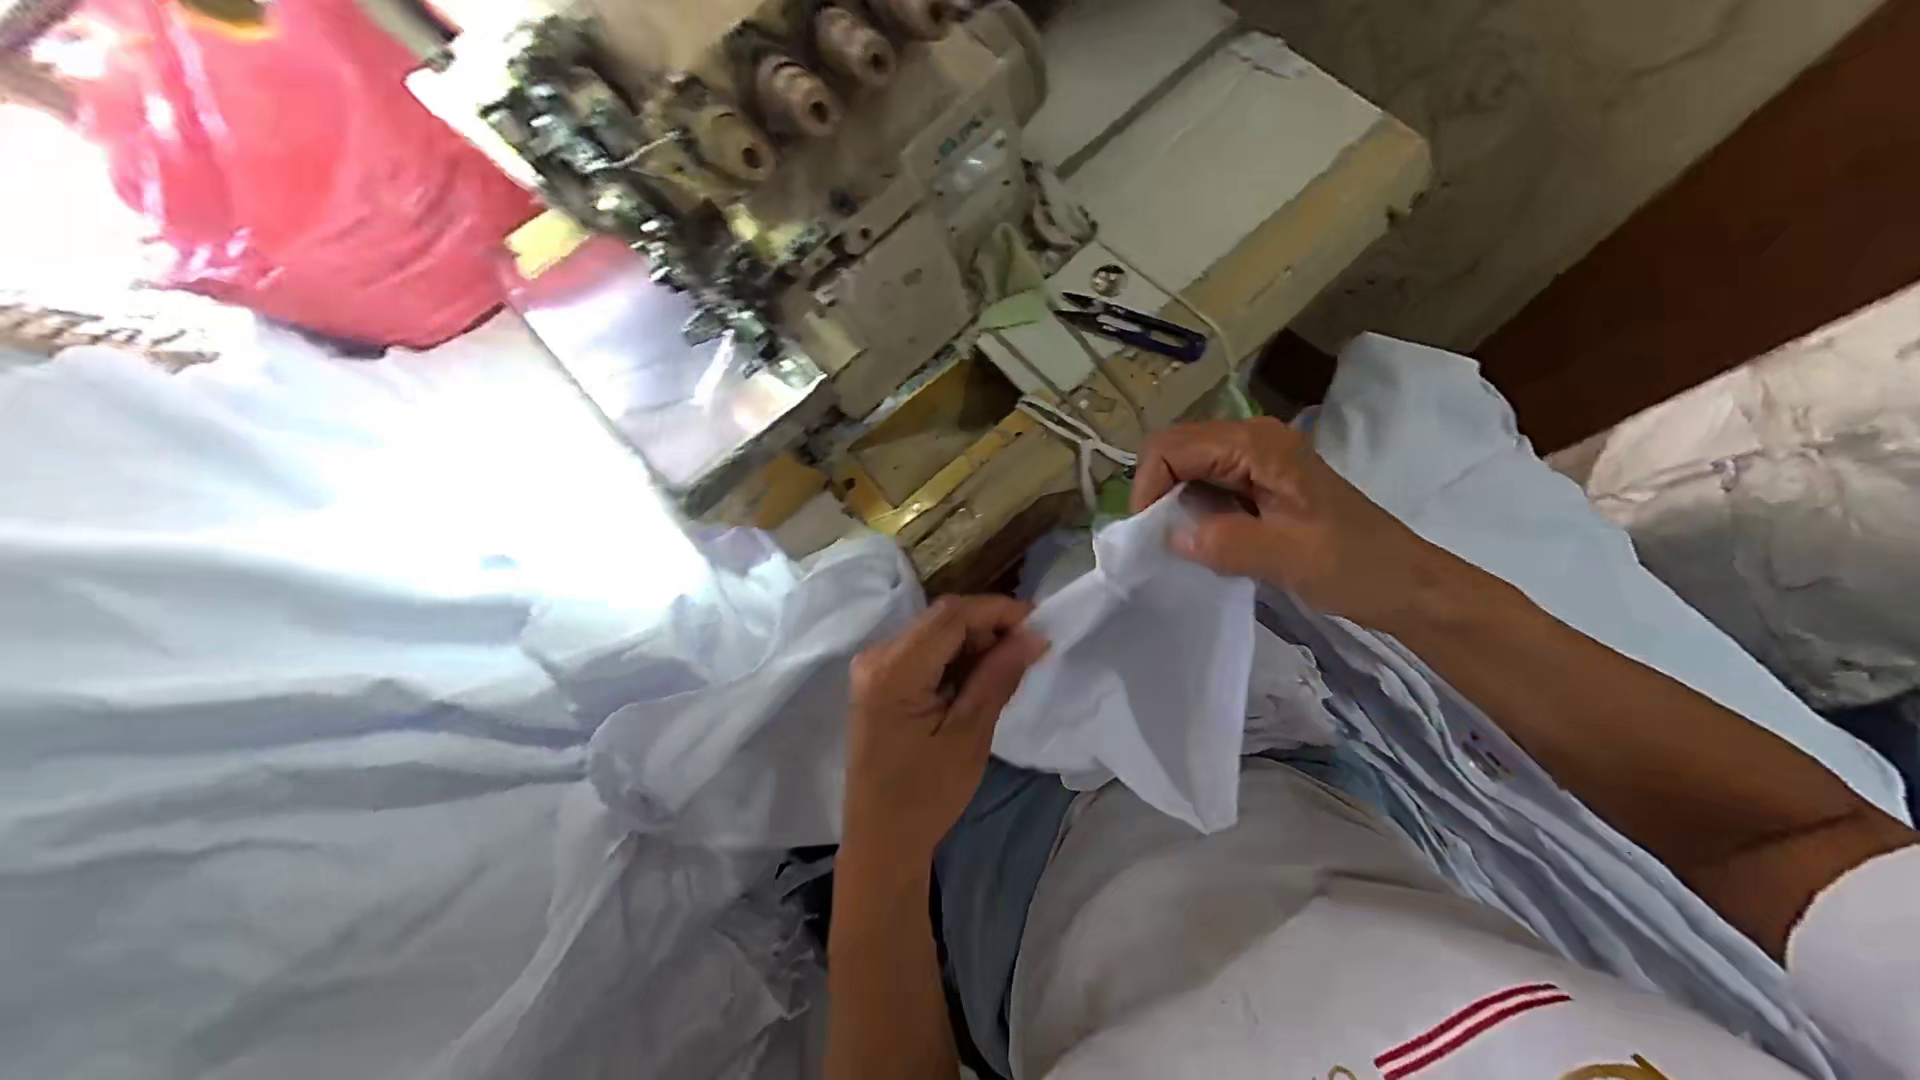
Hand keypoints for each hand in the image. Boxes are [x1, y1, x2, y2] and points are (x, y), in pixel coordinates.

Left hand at [843, 595, 1048, 859]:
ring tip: (1007, 667)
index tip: (1039, 625)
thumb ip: (998, 676)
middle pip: (941, 618)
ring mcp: (873, 666)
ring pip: (934, 631)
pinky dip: (954, 655)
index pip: (951, 615)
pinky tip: (977, 677)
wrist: (881, 838)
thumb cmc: (926, 796)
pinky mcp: (878, 678)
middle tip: (1027, 651)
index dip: (998, 611)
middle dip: (988, 626)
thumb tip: (1033, 634)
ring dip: (973, 640)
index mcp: (893, 671)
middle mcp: (876, 656)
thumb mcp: (969, 735)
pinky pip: (923, 649)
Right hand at [1131, 417, 1462, 629]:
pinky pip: (1203, 482)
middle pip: (1173, 449)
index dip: (1148, 487)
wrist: (1401, 581)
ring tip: (1177, 541)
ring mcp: (1254, 457)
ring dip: (1171, 501)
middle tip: (1158, 539)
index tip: (1148, 534)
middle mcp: (1251, 438)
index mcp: (1257, 444)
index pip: (1172, 447)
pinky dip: (1189, 508)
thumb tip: (1168, 536)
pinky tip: (1199, 537)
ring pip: (1184, 465)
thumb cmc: (1352, 565)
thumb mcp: (1286, 557)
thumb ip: (1223, 542)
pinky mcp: (1255, 479)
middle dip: (1155, 492)